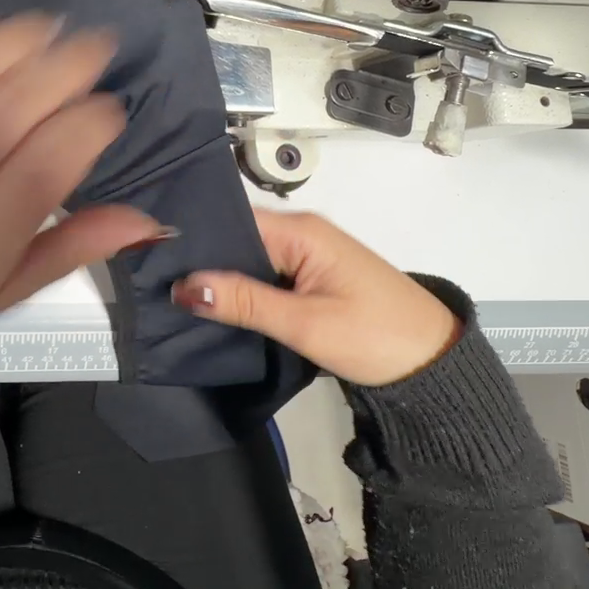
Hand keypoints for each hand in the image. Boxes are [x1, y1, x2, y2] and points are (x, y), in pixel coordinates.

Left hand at [0, 14, 159, 351]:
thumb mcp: (4, 292)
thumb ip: (73, 249)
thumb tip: (149, 220)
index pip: (40, 171)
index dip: (85, 127)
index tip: (110, 107)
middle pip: (3, 116)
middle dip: (60, 70)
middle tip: (93, 45)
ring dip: (9, 43)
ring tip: (46, 26)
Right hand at [172, 208, 460, 386]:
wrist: (436, 368)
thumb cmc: (374, 338)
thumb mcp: (304, 323)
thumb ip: (244, 302)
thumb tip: (182, 286)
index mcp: (301, 231)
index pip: (233, 220)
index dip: (194, 236)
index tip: (152, 253)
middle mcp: (301, 232)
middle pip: (238, 236)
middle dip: (201, 257)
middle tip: (153, 276)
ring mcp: (308, 254)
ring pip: (249, 256)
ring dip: (220, 274)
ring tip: (171, 289)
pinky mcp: (312, 276)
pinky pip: (265, 272)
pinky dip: (242, 286)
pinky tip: (214, 301)